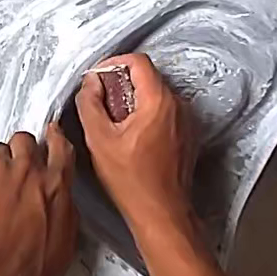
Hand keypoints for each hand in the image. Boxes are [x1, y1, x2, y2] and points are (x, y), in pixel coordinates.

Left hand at [0, 128, 76, 275]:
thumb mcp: (60, 252)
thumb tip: (61, 201)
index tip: (51, 137)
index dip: (54, 140)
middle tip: (12, 172)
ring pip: (1, 146)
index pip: (61, 149)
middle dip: (21, 153)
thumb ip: (64, 216)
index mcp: (57, 191)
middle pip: (27, 141)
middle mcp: (30, 173)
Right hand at [75, 53, 195, 231]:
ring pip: (154, 94)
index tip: (96, 78)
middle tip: (98, 102)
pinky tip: (128, 135)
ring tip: (111, 122)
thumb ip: (90, 103)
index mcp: (159, 102)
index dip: (113, 63)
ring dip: (131, 100)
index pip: (138, 62)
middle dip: (119, 83)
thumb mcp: (98, 138)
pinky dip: (144, 114)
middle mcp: (179, 106)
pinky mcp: (187, 135)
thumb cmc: (131, 179)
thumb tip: (90, 82)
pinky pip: (163, 111)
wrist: (161, 213)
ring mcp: (186, 121)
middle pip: (147, 77)